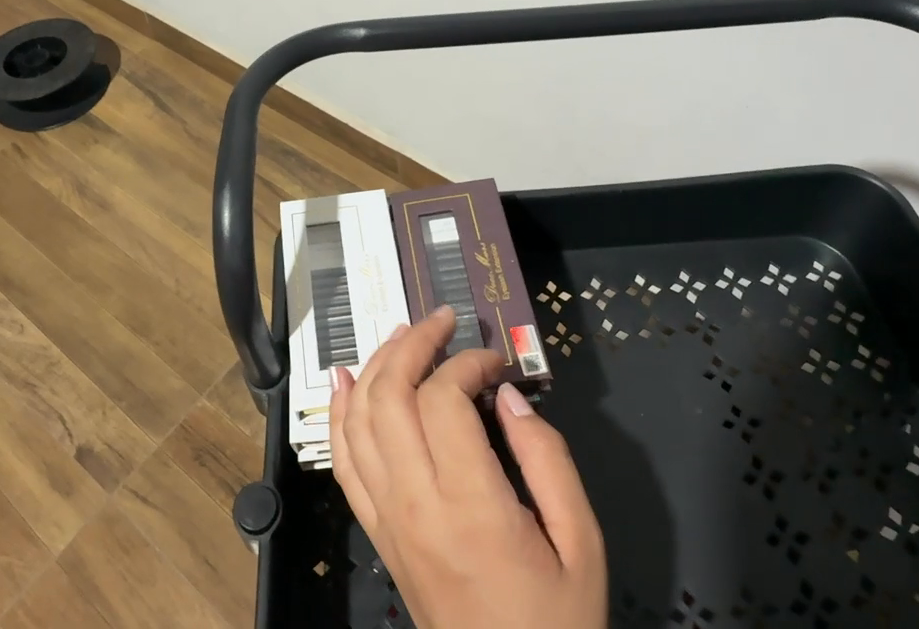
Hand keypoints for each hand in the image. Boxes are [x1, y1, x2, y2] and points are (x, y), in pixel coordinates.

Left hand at [330, 306, 606, 628]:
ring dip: (376, 366)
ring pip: (359, 420)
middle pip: (390, 396)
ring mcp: (386, 517)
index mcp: (470, 503)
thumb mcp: (580, 541)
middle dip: (413, 344)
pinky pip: (344, 462)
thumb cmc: (553, 617)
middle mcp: (415, 502)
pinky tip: (345, 380)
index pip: (442, 400)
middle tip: (443, 320)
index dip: (466, 362)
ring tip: (402, 333)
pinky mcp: (376, 530)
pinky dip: (338, 413)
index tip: (495, 359)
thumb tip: (508, 394)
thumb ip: (547, 458)